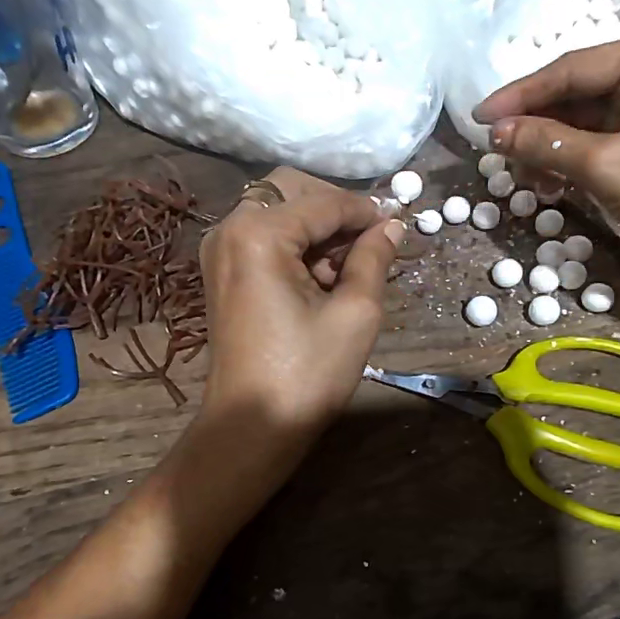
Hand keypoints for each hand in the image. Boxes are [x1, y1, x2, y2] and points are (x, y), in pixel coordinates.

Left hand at [199, 167, 402, 439]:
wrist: (251, 427)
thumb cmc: (307, 374)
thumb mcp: (355, 313)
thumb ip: (373, 258)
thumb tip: (392, 225)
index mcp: (258, 234)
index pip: (324, 202)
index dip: (367, 211)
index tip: (400, 225)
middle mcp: (229, 229)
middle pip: (291, 191)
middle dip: (335, 210)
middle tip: (371, 242)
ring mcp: (219, 250)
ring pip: (277, 212)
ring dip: (316, 228)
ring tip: (350, 268)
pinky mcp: (221, 272)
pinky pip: (263, 237)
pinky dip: (295, 245)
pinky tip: (322, 278)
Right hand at [472, 25, 619, 275]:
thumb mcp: (608, 167)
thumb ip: (546, 144)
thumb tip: (495, 133)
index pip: (575, 68)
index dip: (522, 95)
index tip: (478, 118)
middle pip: (578, 91)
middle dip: (537, 125)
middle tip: (498, 155)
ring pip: (584, 118)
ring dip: (550, 147)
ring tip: (527, 179)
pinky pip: (600, 139)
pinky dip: (571, 160)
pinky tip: (551, 183)